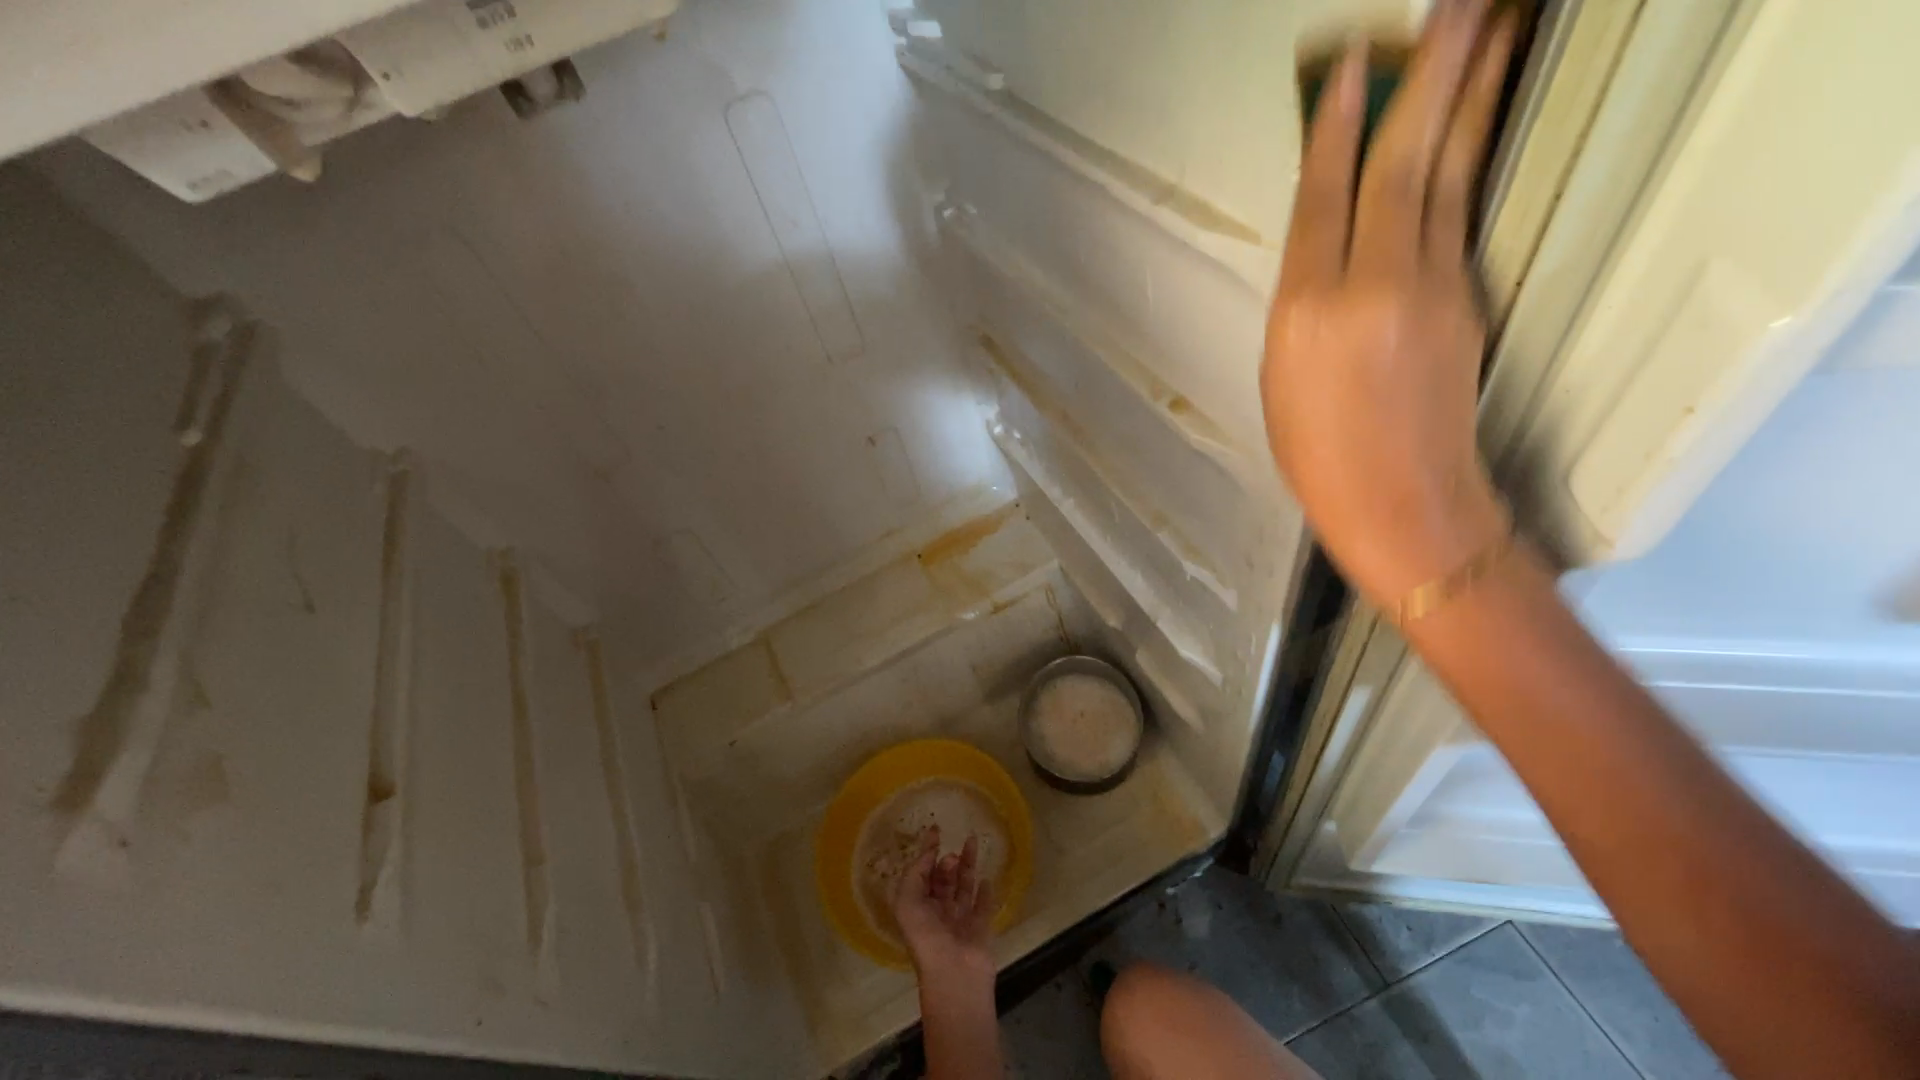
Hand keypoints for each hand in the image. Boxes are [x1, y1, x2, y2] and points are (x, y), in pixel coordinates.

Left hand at [893, 828, 995, 976]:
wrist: (955, 975)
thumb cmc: (926, 937)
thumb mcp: (908, 900)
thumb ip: (916, 872)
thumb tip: (931, 852)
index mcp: (916, 907)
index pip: (920, 873)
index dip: (926, 851)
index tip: (935, 829)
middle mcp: (937, 912)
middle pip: (942, 880)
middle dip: (946, 862)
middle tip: (952, 853)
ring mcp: (960, 920)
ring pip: (963, 887)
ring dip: (967, 866)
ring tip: (973, 842)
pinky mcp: (980, 927)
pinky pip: (983, 905)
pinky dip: (985, 891)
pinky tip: (987, 877)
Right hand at [1262, 0, 1517, 607]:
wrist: (1402, 504)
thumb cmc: (1319, 454)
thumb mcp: (1280, 373)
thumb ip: (1302, 295)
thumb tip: (1328, 229)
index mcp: (1308, 312)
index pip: (1324, 200)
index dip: (1336, 129)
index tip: (1355, 64)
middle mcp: (1374, 287)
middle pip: (1402, 164)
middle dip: (1431, 75)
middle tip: (1458, 2)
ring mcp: (1434, 289)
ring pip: (1448, 173)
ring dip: (1469, 94)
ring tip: (1490, 26)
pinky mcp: (1470, 299)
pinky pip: (1459, 211)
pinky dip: (1466, 154)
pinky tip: (1472, 120)